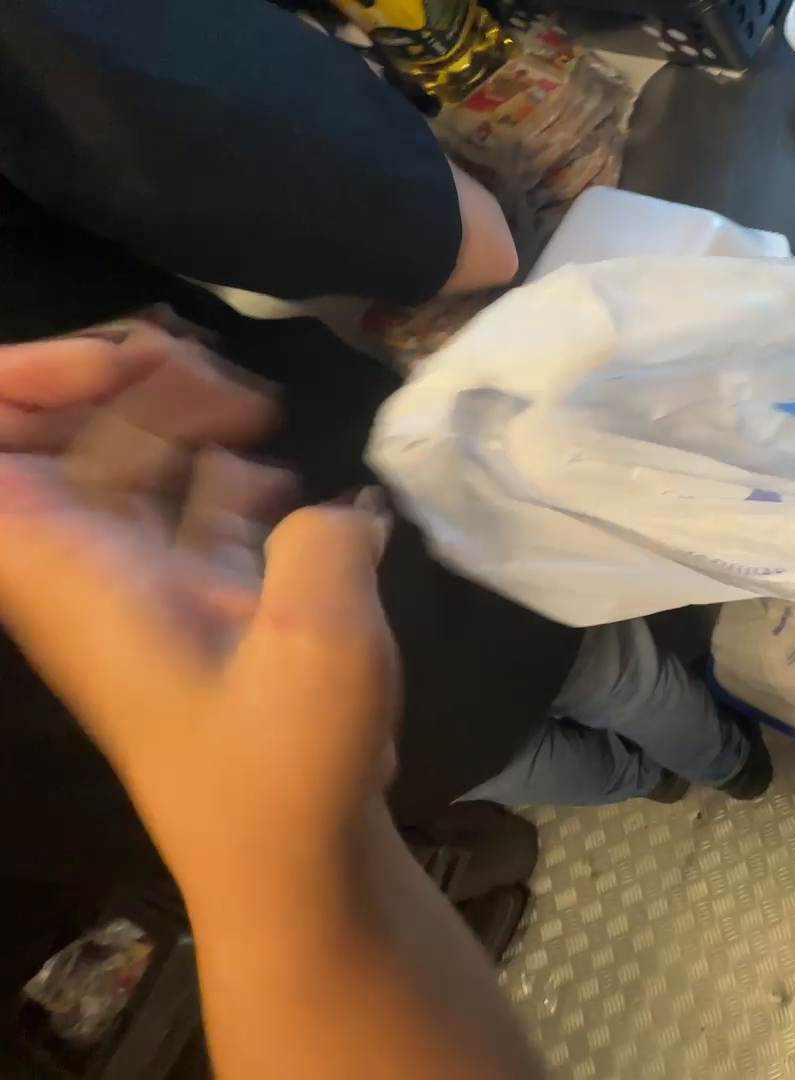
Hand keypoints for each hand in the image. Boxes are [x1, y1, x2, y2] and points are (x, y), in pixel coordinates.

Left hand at [0, 331, 396, 883]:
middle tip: (225, 371)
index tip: (144, 362)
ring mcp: (151, 583)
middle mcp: (89, 565)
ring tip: (261, 403)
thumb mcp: (321, 639)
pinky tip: (292, 479)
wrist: (294, 837)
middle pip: (57, 440)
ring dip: (185, 424)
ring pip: (132, 471)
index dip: (29, 377)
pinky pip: (199, 514)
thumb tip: (337, 504)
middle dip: (126, 385)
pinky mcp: (210, 602)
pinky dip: (236, 481)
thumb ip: (326, 543)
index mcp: (70, 569)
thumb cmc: (285, 752)